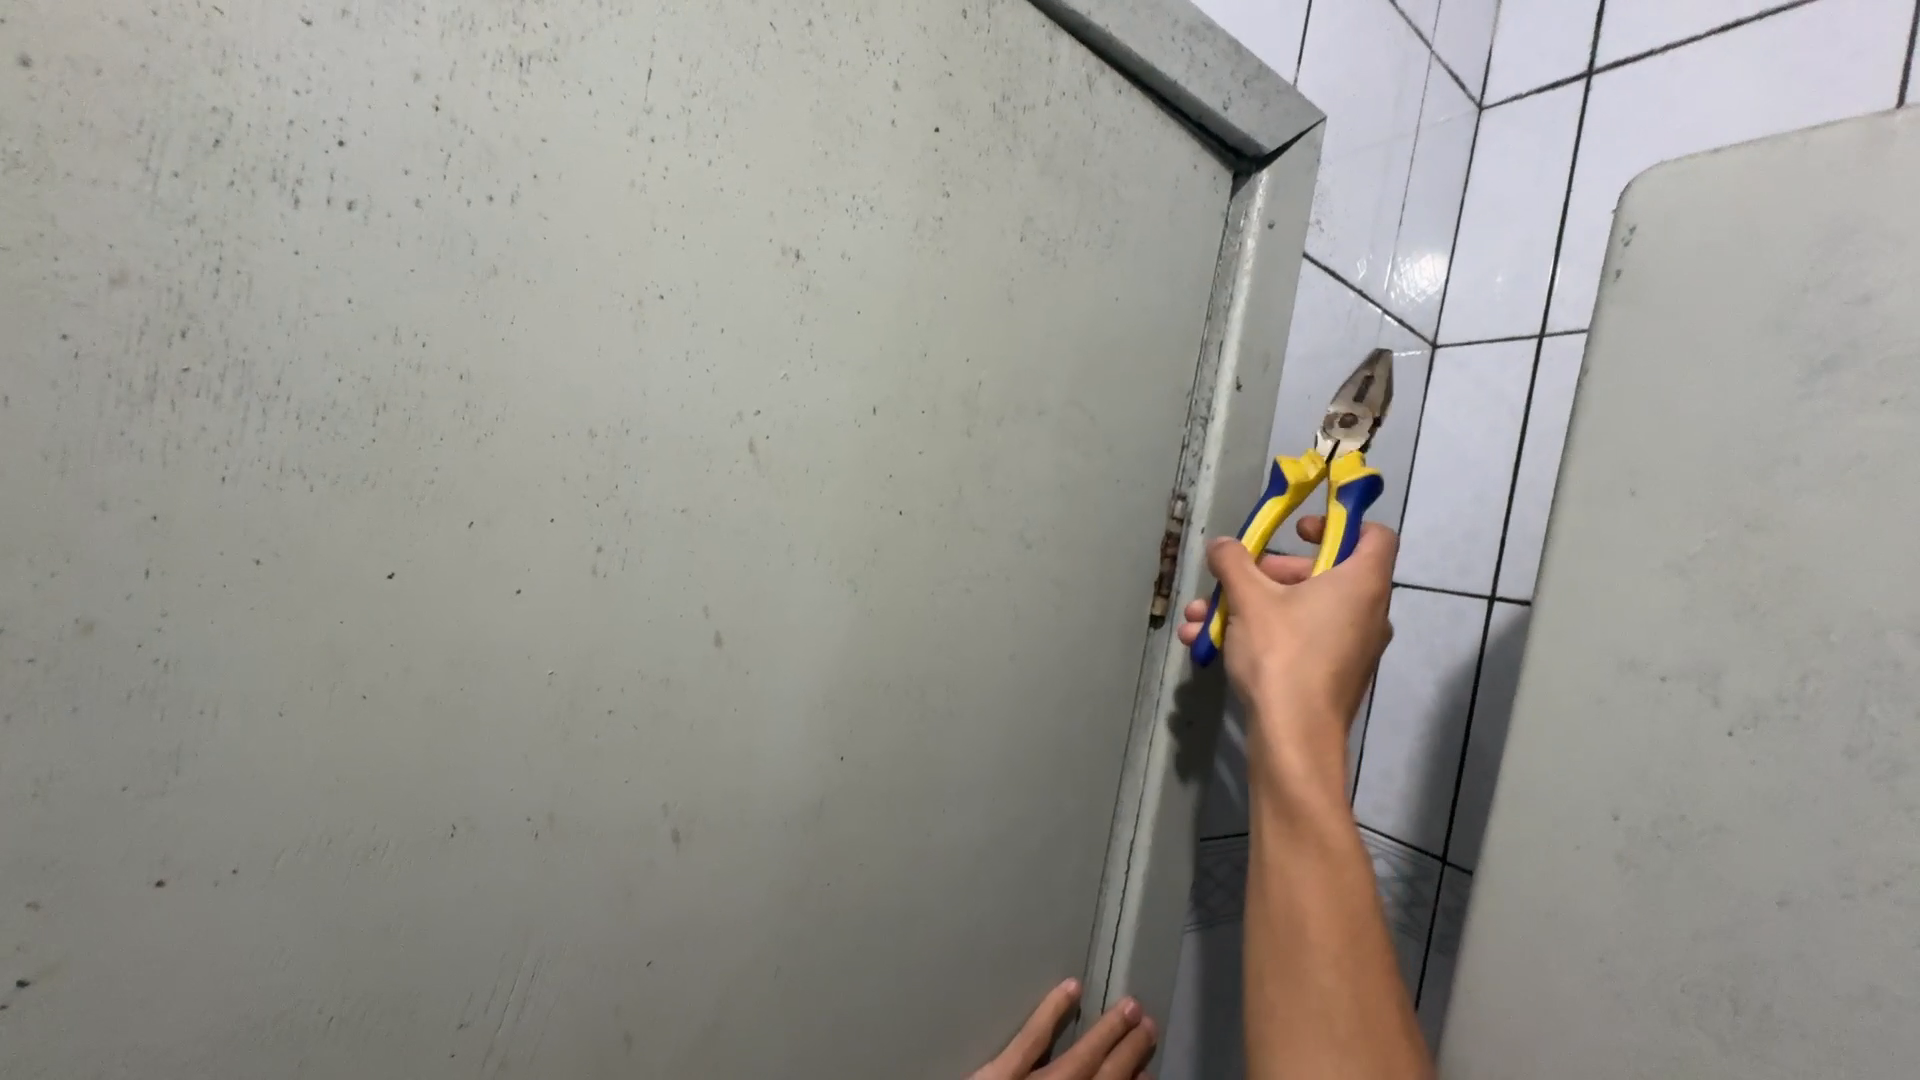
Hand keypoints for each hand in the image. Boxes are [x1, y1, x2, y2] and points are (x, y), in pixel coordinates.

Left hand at [970, 979, 1156, 1079]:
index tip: (1147, 1069)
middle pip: (1103, 1079)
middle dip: (1129, 1052)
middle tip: (1147, 1022)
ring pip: (1080, 1059)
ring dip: (1108, 1033)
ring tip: (1130, 1007)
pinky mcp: (1000, 1076)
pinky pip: (1030, 1040)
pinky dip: (1053, 1011)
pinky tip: (1072, 987)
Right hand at [1176, 516, 1395, 777]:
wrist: (1293, 736)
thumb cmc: (1282, 654)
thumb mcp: (1249, 599)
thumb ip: (1233, 562)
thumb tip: (1221, 544)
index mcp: (1361, 583)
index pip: (1374, 535)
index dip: (1339, 522)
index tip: (1298, 529)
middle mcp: (1366, 612)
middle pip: (1321, 573)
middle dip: (1266, 572)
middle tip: (1233, 578)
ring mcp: (1350, 647)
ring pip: (1299, 610)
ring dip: (1248, 606)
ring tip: (1200, 617)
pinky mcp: (1330, 675)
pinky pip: (1297, 640)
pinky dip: (1259, 635)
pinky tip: (1208, 644)